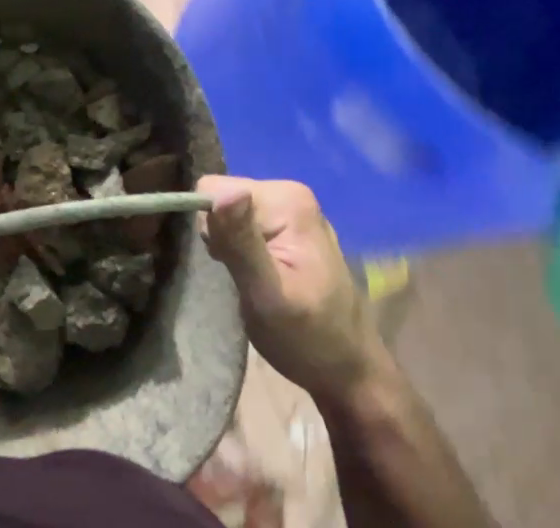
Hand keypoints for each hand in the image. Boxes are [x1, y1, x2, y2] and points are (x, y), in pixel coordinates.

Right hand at [196, 176, 382, 402]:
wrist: (347, 370)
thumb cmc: (308, 338)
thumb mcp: (267, 295)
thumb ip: (241, 242)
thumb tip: (220, 191)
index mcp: (287, 199)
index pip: (213, 189)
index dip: (212, 229)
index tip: (230, 264)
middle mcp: (289, 194)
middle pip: (220, 198)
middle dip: (221, 238)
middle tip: (245, 278)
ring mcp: (289, 210)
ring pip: (226, 213)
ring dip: (229, 247)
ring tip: (252, 280)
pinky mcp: (284, 228)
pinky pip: (240, 224)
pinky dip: (238, 250)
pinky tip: (255, 274)